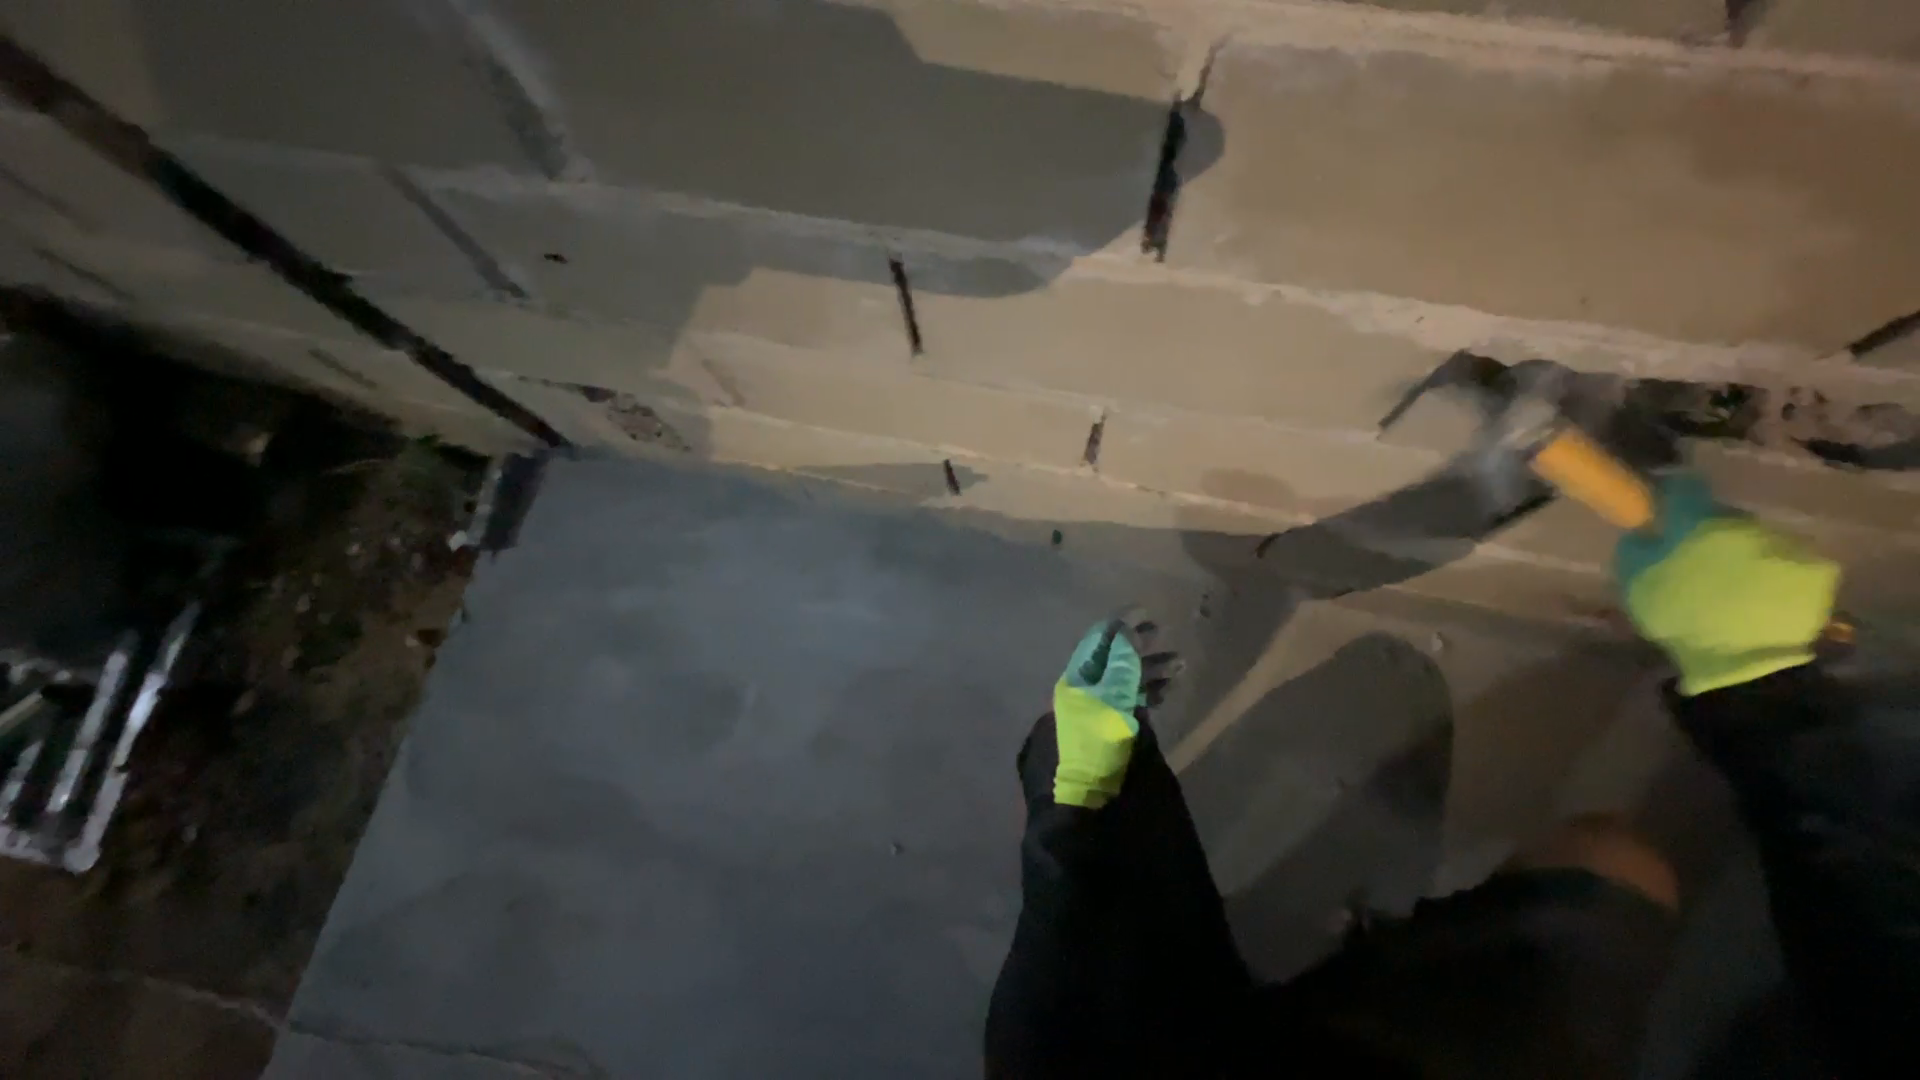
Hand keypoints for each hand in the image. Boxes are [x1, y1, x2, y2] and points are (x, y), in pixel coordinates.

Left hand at [1050, 609, 1180, 808]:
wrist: (1089, 794)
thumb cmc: (1095, 743)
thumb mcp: (1110, 700)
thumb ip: (1120, 665)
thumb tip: (1127, 631)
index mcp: (1077, 679)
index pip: (1098, 642)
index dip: (1120, 626)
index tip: (1145, 613)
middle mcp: (1085, 690)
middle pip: (1114, 659)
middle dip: (1139, 647)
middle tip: (1165, 635)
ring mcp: (1098, 709)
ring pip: (1125, 679)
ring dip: (1150, 670)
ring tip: (1179, 665)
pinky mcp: (1111, 727)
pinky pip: (1129, 700)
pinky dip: (1147, 692)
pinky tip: (1166, 691)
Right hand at [1614, 472, 1839, 695]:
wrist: (1747, 660)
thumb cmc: (1679, 616)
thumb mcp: (1632, 583)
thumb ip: (1635, 549)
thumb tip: (1644, 532)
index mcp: (1698, 522)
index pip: (1683, 488)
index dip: (1669, 496)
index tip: (1660, 510)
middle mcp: (1745, 524)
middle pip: (1721, 515)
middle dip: (1705, 529)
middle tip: (1690, 556)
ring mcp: (1784, 545)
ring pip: (1752, 538)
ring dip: (1736, 551)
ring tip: (1725, 581)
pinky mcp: (1813, 571)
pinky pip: (1781, 560)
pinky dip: (1765, 571)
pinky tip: (1754, 595)